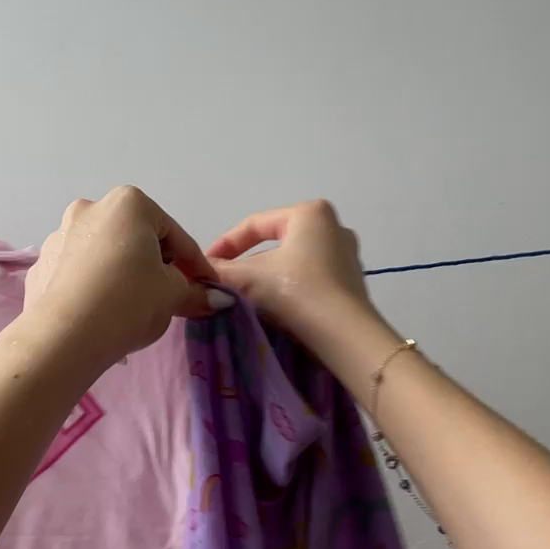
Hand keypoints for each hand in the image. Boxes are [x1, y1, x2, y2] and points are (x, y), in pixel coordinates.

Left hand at [21, 186, 227, 378]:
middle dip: (155, 264)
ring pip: (105, 254)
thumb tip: (215, 298)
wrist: (64, 337)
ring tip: (133, 308)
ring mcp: (59, 236)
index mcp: (128, 204)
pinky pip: (79, 273)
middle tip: (170, 296)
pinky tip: (102, 313)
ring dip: (122, 273)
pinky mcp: (40, 265)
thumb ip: (195, 291)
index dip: (195, 264)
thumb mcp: (172, 296)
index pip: (174, 235)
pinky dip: (94, 286)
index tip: (206, 286)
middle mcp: (90, 209)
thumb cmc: (129, 302)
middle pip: (136, 238)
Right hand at [208, 200, 379, 342]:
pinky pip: (309, 280)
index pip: (255, 225)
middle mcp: (334, 227)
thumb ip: (220, 271)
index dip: (224, 244)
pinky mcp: (351, 284)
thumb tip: (198, 272)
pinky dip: (288, 290)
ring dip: (266, 278)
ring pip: (292, 263)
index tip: (205, 265)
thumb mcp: (248, 278)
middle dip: (246, 263)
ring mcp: (346, 256)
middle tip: (223, 282)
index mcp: (310, 213)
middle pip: (275, 243)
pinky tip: (274, 308)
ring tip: (244, 297)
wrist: (344, 336)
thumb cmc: (296, 292)